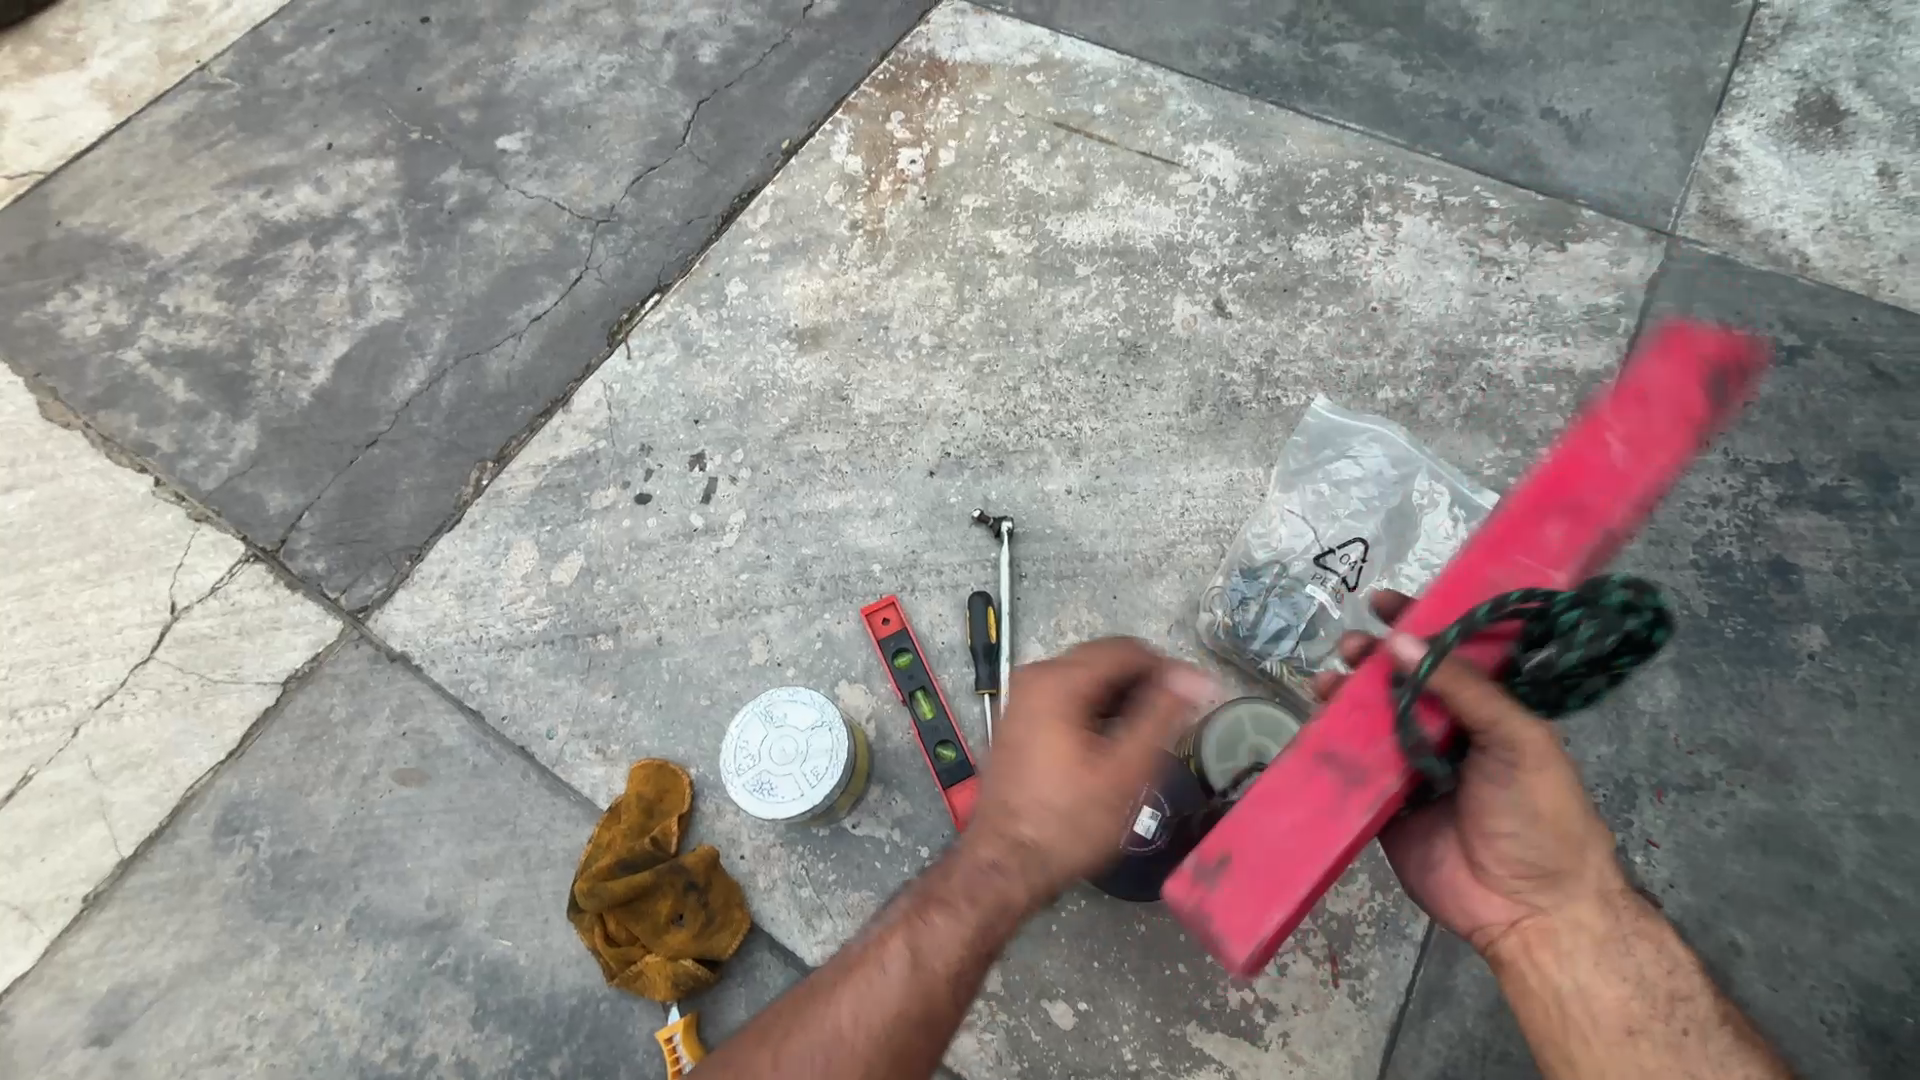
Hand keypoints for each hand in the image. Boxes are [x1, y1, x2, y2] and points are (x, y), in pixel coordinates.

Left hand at [961, 638, 1216, 910]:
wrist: (1005, 862)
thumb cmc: (1067, 822)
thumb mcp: (1126, 771)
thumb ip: (1161, 716)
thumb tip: (1193, 678)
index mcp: (1058, 681)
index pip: (1127, 649)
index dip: (1167, 668)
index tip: (1195, 697)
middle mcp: (1035, 677)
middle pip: (1104, 660)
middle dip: (1144, 683)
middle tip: (1176, 720)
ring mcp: (1023, 697)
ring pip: (1088, 679)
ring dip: (1122, 698)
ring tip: (1150, 736)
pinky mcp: (1021, 719)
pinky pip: (1068, 698)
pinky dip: (1097, 710)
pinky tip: (1115, 744)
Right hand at [1311, 592, 1631, 955]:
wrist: (1528, 906)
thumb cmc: (1539, 815)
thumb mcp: (1518, 740)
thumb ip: (1462, 688)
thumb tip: (1400, 640)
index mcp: (1485, 714)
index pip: (1446, 657)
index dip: (1416, 626)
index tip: (1383, 602)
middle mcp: (1442, 733)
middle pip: (1397, 683)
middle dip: (1371, 658)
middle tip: (1351, 646)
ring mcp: (1407, 766)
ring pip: (1366, 718)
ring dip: (1343, 694)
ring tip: (1326, 683)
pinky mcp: (1379, 800)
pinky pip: (1348, 763)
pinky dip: (1327, 740)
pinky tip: (1313, 720)